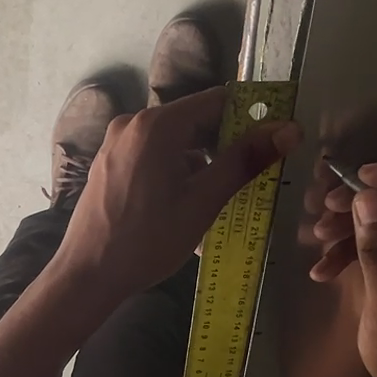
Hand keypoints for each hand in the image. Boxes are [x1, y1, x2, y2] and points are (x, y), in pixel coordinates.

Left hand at [51, 85, 300, 301]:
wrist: (87, 274)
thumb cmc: (147, 241)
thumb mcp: (202, 202)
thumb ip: (244, 162)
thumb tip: (289, 130)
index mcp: (156, 125)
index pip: (218, 102)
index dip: (252, 118)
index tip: (275, 141)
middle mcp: (132, 124)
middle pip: (193, 120)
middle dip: (226, 143)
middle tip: (252, 175)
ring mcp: (115, 144)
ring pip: (173, 141)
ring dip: (201, 161)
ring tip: (220, 195)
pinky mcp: (108, 164)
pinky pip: (152, 156)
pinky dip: (175, 170)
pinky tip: (186, 202)